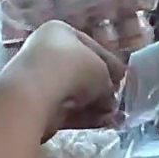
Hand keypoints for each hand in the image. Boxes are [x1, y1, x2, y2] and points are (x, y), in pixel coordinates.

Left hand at [0, 22, 125, 140]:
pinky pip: (67, 111)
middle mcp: (47, 53)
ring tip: (115, 117)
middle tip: (118, 101)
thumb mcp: (102, 71)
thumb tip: (109, 99)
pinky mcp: (38, 106)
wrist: (33, 95)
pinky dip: (85, 117)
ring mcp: (40, 80)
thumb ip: (108, 84)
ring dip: (96, 106)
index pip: (92, 47)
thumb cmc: (72, 69)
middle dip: (102, 89)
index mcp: (60, 32)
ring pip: (75, 95)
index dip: (111, 64)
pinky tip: (103, 124)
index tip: (124, 79)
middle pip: (82, 73)